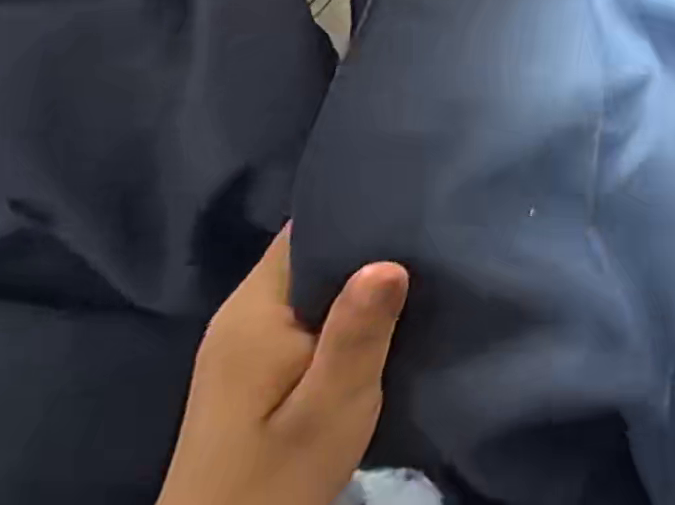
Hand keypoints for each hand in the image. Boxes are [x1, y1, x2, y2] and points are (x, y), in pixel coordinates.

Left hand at [157, 225, 408, 504]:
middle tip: (430, 225)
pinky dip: (349, 301)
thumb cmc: (276, 476)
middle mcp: (244, 316)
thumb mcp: (330, 405)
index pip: (303, 231)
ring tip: (422, 255)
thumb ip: (356, 333)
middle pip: (310, 252)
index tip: (412, 197)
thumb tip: (388, 261)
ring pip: (313, 282)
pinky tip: (388, 306)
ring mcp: (247, 343)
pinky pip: (311, 310)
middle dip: (368, 238)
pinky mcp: (260, 367)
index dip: (355, 208)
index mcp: (253, 312)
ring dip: (361, 272)